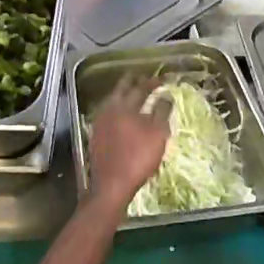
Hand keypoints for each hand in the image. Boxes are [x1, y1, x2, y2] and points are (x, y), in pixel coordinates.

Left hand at [87, 76, 169, 206]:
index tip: (161, 79)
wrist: (111, 185)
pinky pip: (109, 115)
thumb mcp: (157, 134)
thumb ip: (162, 111)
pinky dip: (118, 110)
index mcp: (123, 105)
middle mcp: (108, 109)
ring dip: (124, 96)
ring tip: (135, 96)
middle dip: (133, 83)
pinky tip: (124, 117)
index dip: (152, 82)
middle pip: (121, 90)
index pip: (139, 87)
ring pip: (113, 102)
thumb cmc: (138, 157)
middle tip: (143, 78)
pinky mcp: (96, 136)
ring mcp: (99, 123)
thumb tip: (166, 95)